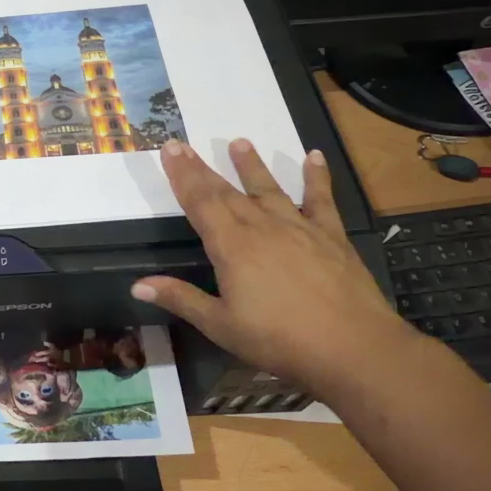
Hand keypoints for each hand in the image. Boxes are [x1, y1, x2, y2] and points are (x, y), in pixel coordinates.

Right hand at [132, 139, 420, 395]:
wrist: (352, 347)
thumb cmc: (278, 340)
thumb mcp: (220, 325)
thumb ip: (181, 299)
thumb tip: (138, 285)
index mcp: (232, 247)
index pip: (201, 203)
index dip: (183, 176)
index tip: (171, 148)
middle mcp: (263, 228)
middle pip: (227, 192)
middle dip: (203, 168)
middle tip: (186, 144)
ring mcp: (300, 229)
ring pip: (270, 190)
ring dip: (252, 166)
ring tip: (240, 143)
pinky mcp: (332, 237)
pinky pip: (321, 200)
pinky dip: (317, 178)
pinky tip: (315, 157)